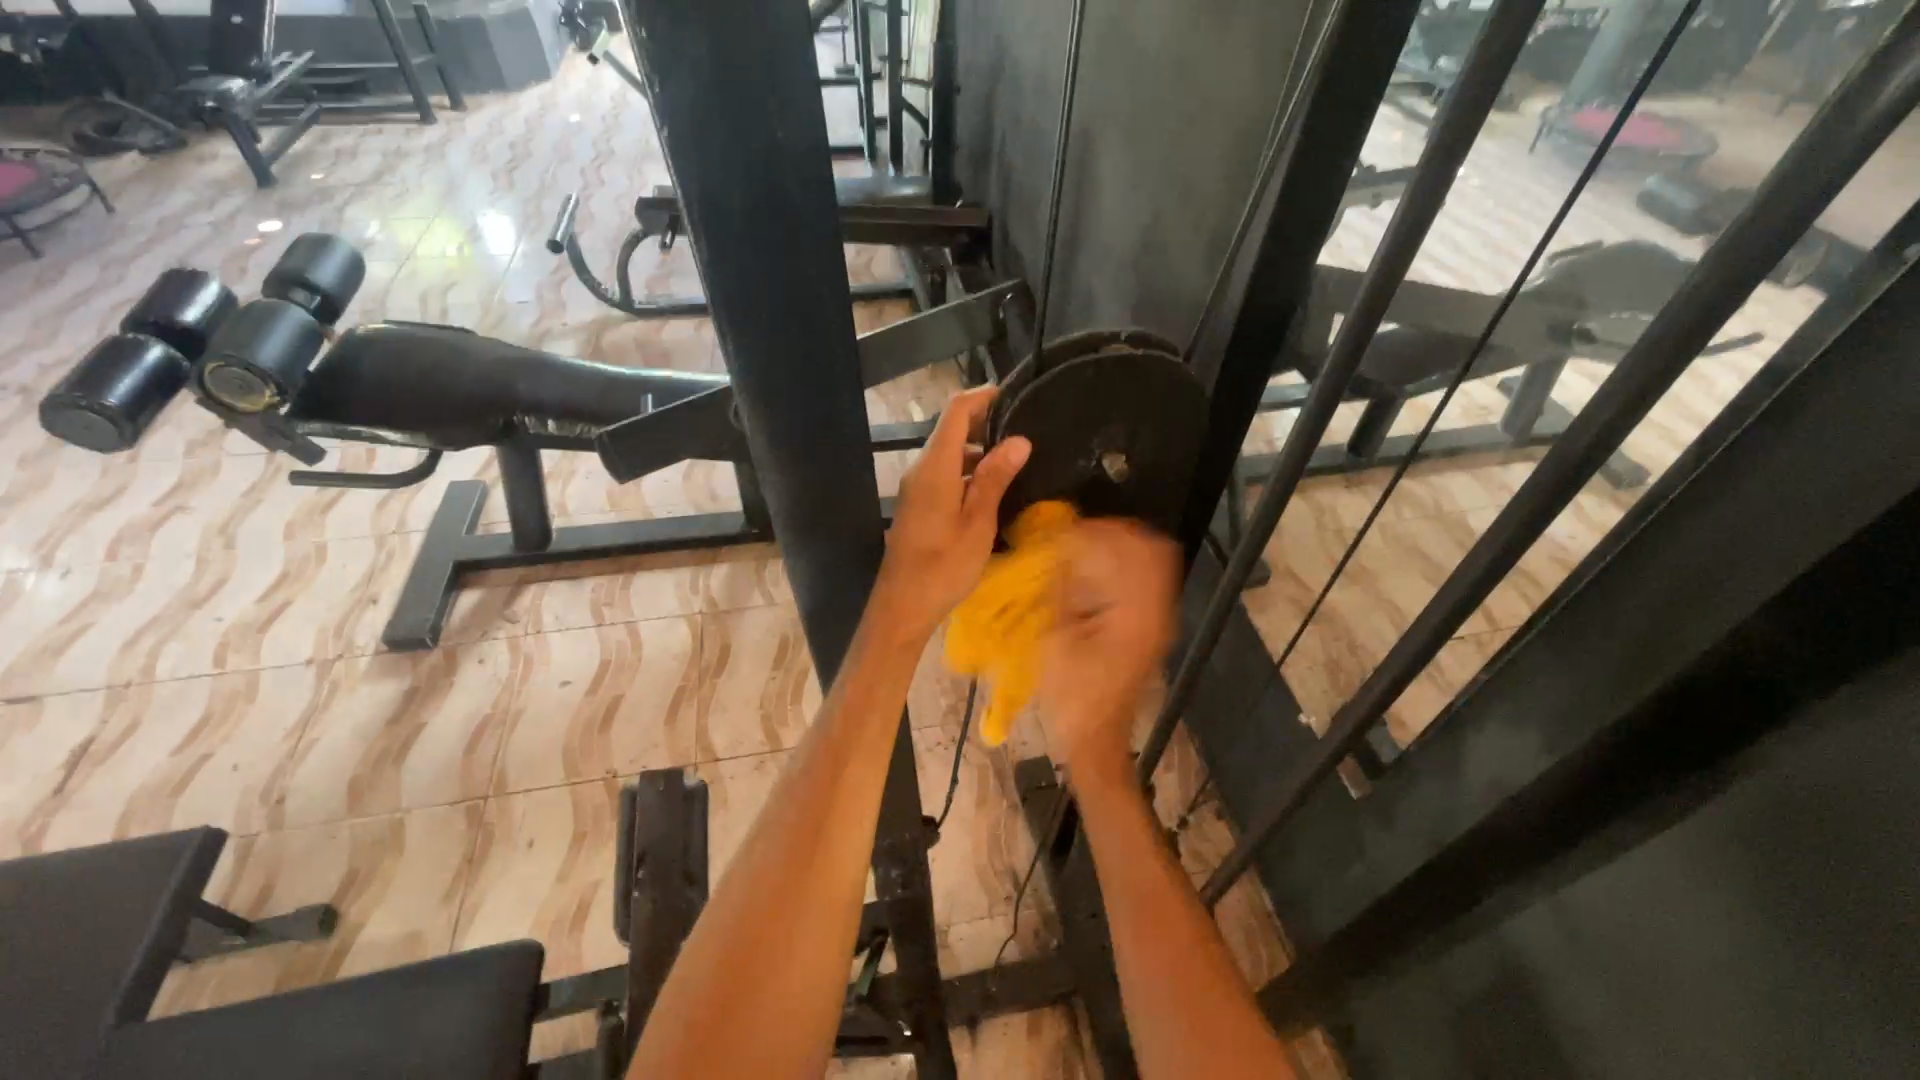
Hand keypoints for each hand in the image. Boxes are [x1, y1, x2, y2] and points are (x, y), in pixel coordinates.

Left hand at [872, 387, 1030, 638]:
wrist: (902, 606)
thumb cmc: (942, 567)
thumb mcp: (977, 524)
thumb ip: (995, 479)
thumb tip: (1019, 440)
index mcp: (935, 468)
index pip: (955, 412)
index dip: (983, 397)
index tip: (1013, 395)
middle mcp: (921, 470)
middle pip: (950, 429)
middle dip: (985, 422)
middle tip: (1024, 428)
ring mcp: (916, 488)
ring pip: (948, 453)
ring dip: (978, 449)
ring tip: (1016, 458)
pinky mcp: (918, 505)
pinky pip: (944, 473)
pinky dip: (967, 470)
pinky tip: (992, 487)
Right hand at [1038, 520, 1179, 786]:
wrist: (1095, 740)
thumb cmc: (1071, 697)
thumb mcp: (1057, 639)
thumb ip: (1063, 587)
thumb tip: (1062, 547)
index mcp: (1136, 612)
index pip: (1131, 548)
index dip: (1095, 532)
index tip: (1062, 534)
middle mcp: (1158, 610)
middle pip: (1152, 547)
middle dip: (1112, 535)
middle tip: (1075, 539)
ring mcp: (1160, 619)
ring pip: (1151, 561)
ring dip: (1117, 548)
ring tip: (1079, 554)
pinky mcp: (1153, 627)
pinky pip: (1145, 581)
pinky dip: (1120, 568)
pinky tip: (1089, 577)